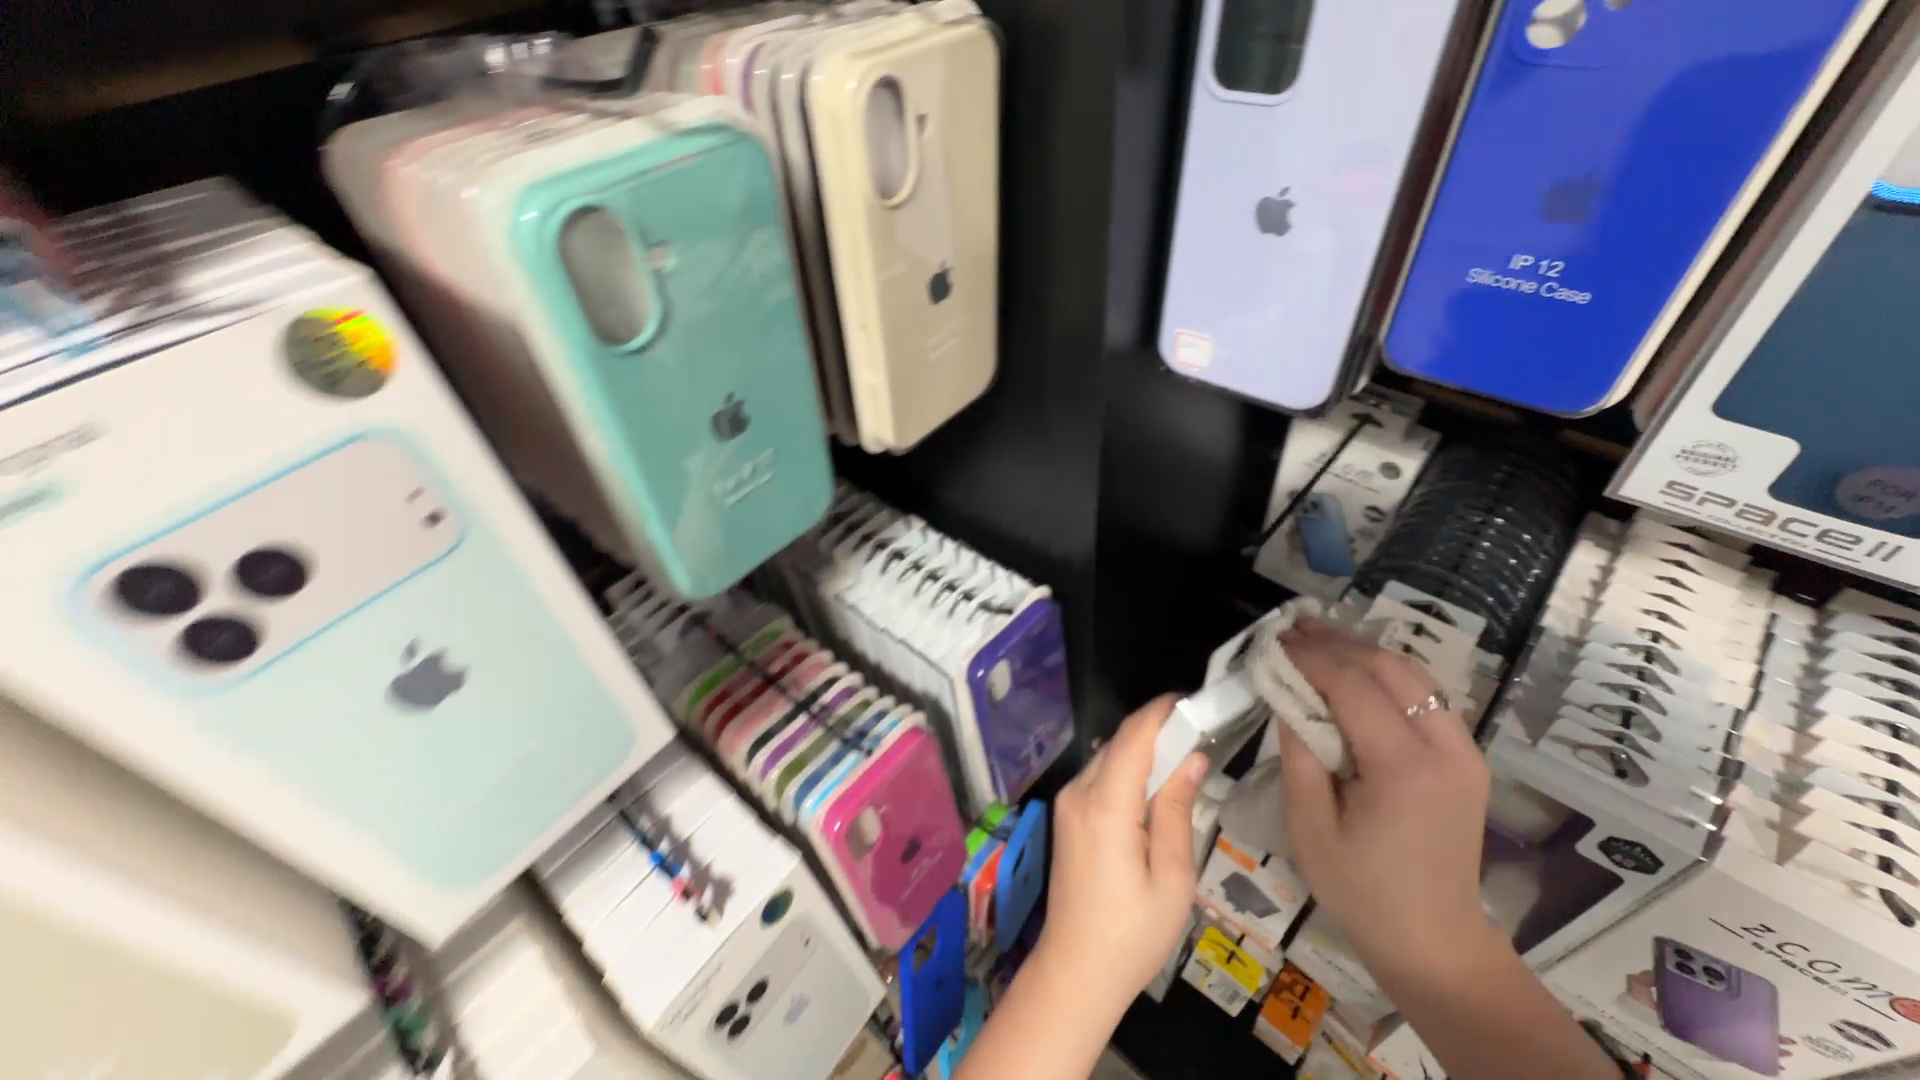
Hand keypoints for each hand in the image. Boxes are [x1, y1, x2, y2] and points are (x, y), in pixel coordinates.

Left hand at [1036, 695, 1206, 1006]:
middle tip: (1202, 733)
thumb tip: (1191, 759)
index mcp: (1105, 805)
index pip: (1133, 736)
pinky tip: (1155, 789)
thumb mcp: (1172, 877)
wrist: (1075, 971)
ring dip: (1142, 751)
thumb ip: (1178, 811)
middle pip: (1119, 743)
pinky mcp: (1066, 819)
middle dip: (1158, 730)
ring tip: (1185, 759)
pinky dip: (1127, 772)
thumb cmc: (1132, 932)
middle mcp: (1078, 793)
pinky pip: (1099, 779)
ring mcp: (1066, 805)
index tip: (1196, 700)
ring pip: (1107, 758)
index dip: (1163, 711)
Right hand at [1277, 619, 1496, 984]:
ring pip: (1415, 676)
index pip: (1353, 685)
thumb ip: (1298, 753)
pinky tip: (1355, 672)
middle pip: (1390, 668)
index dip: (1311, 657)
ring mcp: (1465, 751)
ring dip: (1364, 652)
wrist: (1432, 938)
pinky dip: (1387, 676)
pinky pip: (1425, 698)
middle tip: (1292, 631)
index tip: (1274, 642)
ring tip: (1318, 640)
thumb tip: (1287, 695)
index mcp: (1403, 768)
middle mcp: (1445, 748)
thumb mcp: (1310, 825)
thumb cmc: (1360, 889)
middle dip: (1338, 643)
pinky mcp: (1468, 758)